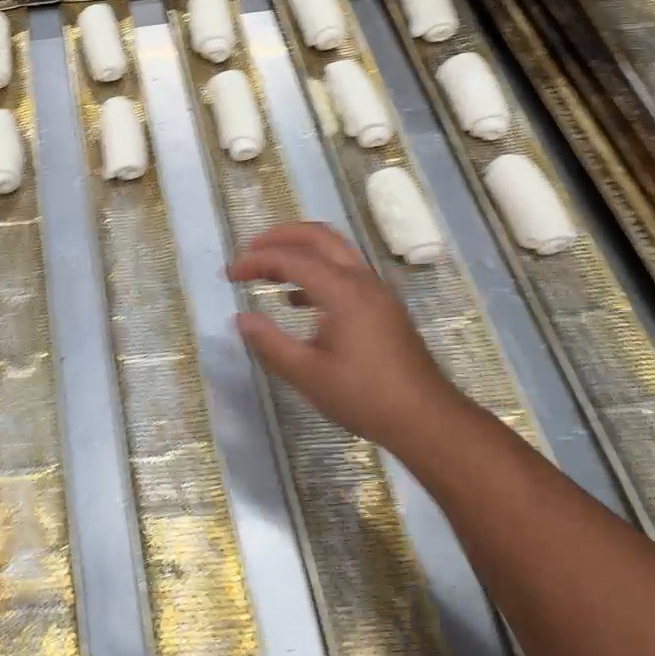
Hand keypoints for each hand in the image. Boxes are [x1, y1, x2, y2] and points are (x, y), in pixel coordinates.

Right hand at [228, 222, 463, 447]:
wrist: (425, 418)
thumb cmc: (364, 396)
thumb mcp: (307, 374)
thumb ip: (270, 343)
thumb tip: (241, 319)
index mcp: (343, 291)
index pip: (291, 259)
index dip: (255, 261)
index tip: (229, 274)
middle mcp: (362, 280)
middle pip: (318, 237)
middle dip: (279, 237)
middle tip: (248, 251)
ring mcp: (376, 292)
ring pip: (335, 251)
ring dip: (300, 251)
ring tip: (268, 269)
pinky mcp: (382, 307)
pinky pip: (345, 271)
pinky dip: (316, 271)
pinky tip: (296, 300)